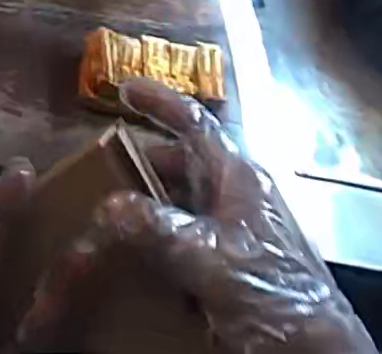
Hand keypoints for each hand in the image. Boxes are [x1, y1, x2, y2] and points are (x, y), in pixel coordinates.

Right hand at [20, 79, 375, 353]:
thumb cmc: (276, 293)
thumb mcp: (214, 260)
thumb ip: (160, 230)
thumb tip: (108, 206)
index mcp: (239, 175)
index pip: (195, 122)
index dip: (159, 101)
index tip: (124, 88)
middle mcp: (236, 193)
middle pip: (183, 162)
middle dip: (144, 161)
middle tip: (105, 167)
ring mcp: (235, 229)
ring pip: (182, 201)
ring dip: (149, 204)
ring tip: (113, 211)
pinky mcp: (232, 264)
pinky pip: (186, 237)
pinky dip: (160, 239)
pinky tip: (139, 254)